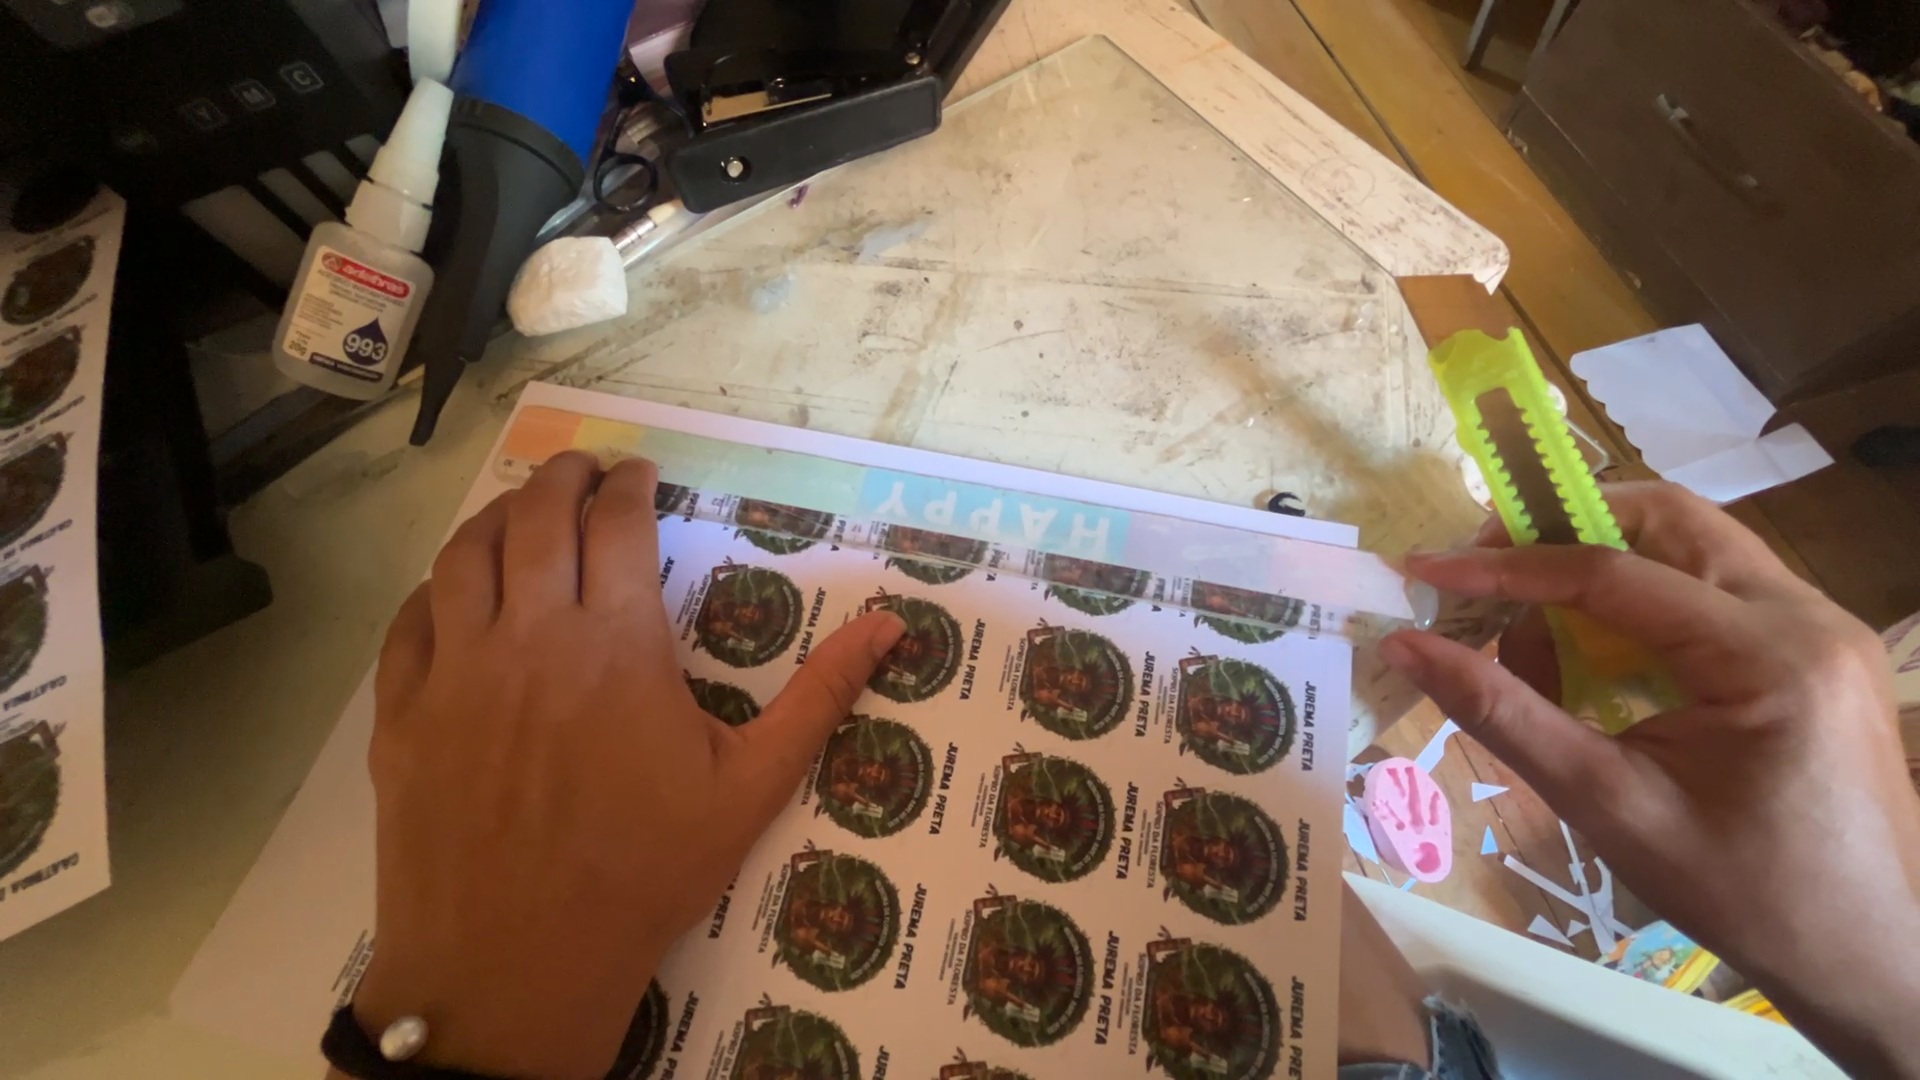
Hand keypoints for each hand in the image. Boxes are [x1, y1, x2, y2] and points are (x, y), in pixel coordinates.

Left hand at [350, 452, 903, 1079]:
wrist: (519, 969)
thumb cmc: (649, 867)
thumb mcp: (757, 782)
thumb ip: (822, 694)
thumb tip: (891, 625)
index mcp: (620, 646)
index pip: (618, 527)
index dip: (629, 486)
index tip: (639, 471)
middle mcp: (532, 639)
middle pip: (538, 520)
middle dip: (564, 477)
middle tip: (585, 466)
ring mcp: (455, 674)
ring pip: (465, 556)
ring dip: (498, 514)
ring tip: (524, 505)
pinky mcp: (401, 716)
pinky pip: (410, 621)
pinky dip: (436, 585)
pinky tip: (456, 588)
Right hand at [1379, 482, 1919, 1079]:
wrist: (1884, 965)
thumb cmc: (1743, 890)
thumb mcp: (1602, 801)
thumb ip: (1498, 712)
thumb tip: (1404, 645)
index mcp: (1767, 655)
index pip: (1609, 571)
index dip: (1503, 564)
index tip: (1423, 569)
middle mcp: (1802, 617)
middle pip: (1663, 518)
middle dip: (1558, 528)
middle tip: (1482, 570)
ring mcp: (1811, 629)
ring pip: (1680, 545)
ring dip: (1588, 564)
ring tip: (1530, 634)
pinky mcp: (1801, 651)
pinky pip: (1694, 588)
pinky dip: (1621, 600)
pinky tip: (1586, 660)